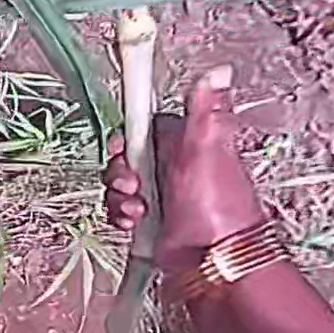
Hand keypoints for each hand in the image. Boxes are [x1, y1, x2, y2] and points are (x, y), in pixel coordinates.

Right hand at [104, 65, 266, 271]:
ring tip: (139, 209)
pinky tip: (134, 222)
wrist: (213, 260)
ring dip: (119, 198)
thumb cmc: (217, 210)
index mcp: (186, 145)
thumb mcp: (209, 153)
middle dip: (119, 173)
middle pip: (123, 158)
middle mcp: (171, 167)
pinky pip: (116, 208)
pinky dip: (119, 215)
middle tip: (134, 185)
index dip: (126, 139)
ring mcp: (158, 193)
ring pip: (117, 185)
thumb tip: (217, 72)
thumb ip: (205, 113)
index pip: (141, 129)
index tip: (125, 151)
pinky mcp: (147, 217)